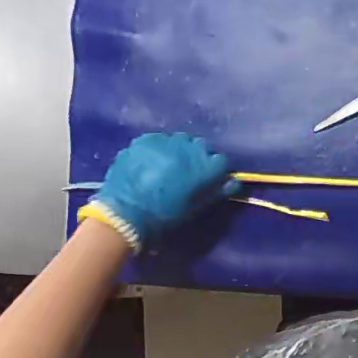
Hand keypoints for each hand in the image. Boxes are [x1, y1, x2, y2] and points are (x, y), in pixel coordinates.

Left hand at [80, 133, 238, 251]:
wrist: (124, 215)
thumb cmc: (164, 217)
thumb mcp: (195, 209)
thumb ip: (216, 192)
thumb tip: (233, 182)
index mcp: (203, 167)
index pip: (221, 161)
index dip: (216, 170)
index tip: (210, 179)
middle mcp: (187, 148)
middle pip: (200, 147)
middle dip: (197, 157)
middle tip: (187, 173)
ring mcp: (164, 141)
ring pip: (179, 140)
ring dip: (178, 150)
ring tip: (168, 166)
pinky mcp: (144, 140)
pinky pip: (158, 141)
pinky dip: (158, 150)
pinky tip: (150, 163)